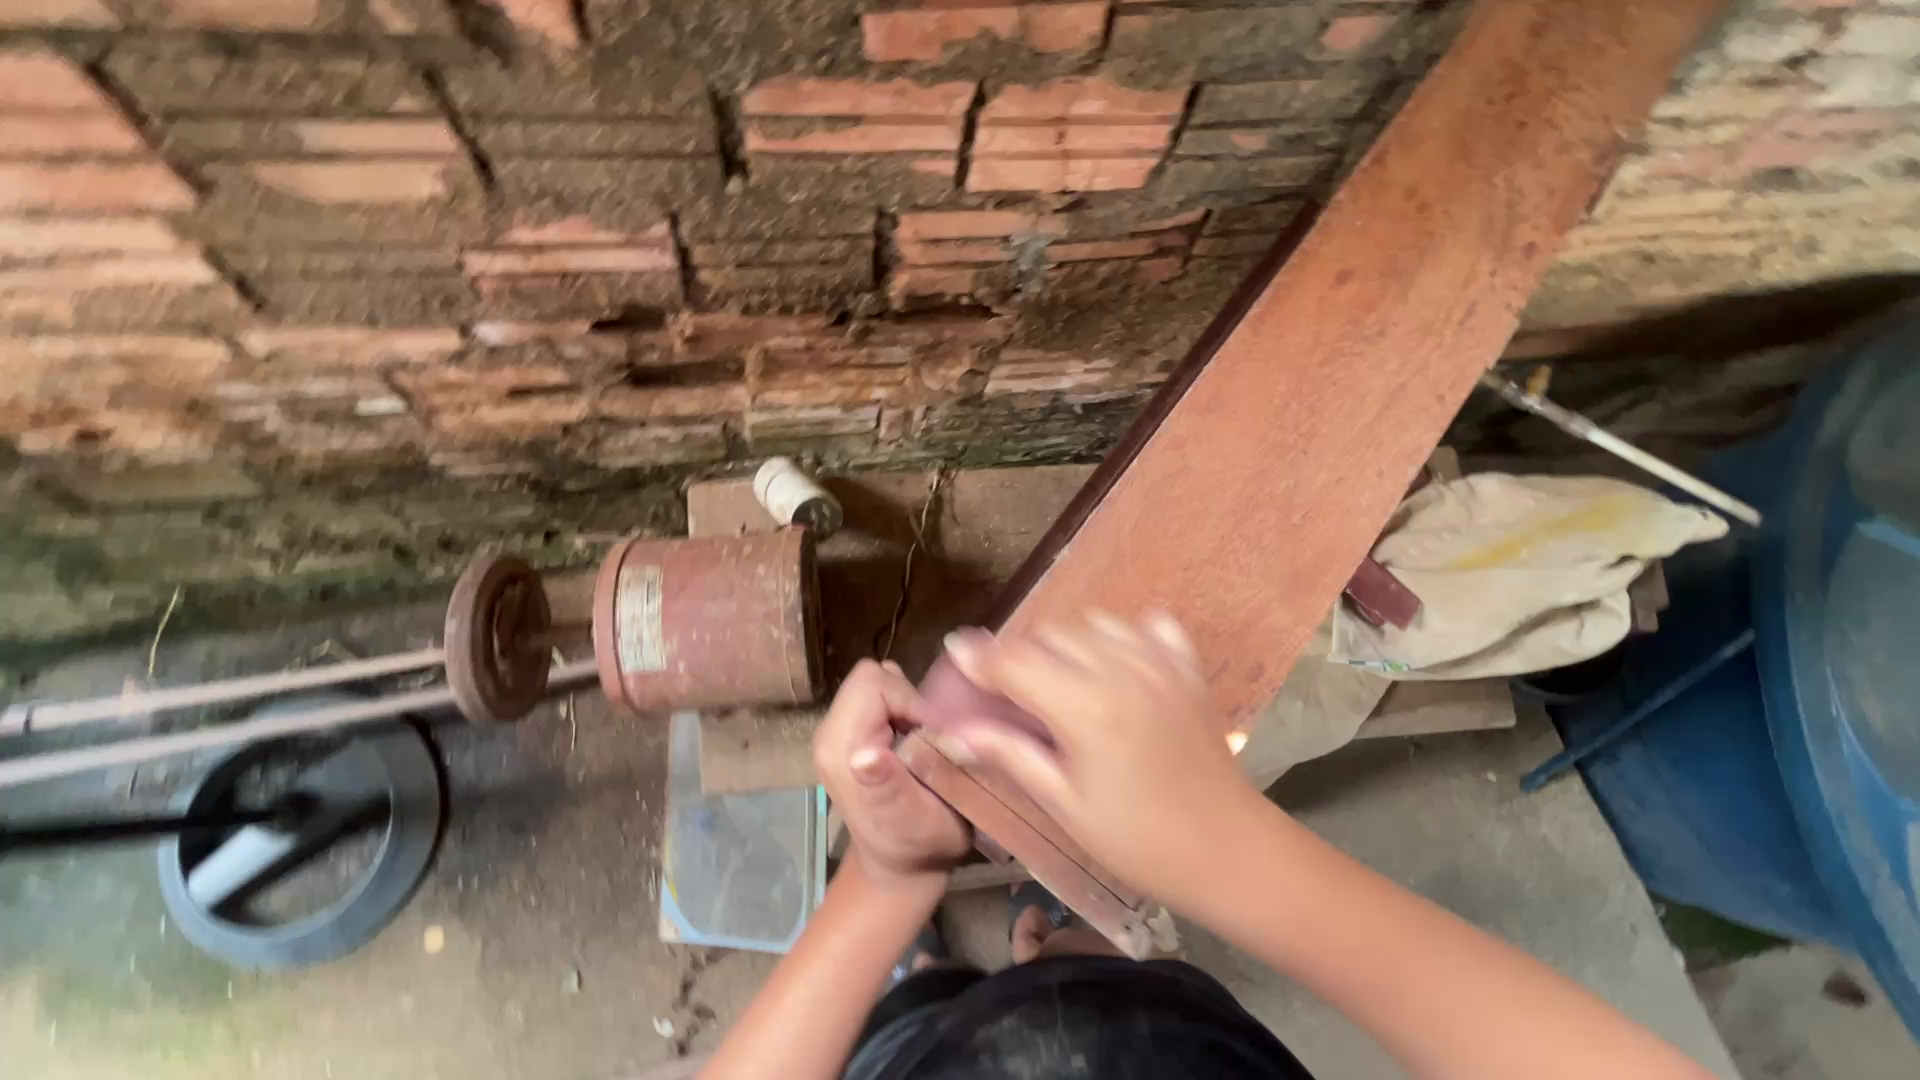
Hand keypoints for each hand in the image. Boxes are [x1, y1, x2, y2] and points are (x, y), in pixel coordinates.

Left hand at [813, 660, 971, 884]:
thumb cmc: (919, 845)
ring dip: (906, 704)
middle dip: (908, 699)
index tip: (931, 735)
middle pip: (871, 676)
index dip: (910, 700)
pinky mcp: (850, 732)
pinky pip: (879, 695)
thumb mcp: (912, 820)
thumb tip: (864, 757)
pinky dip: (901, 708)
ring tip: (920, 741)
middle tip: (928, 738)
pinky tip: (912, 740)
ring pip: (876, 681)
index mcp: (840, 749)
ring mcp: (837, 731)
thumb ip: (888, 785)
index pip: (873, 683)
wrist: (902, 866)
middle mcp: (830, 733)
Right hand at [939, 611, 1266, 909]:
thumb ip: (1011, 755)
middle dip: (1021, 654)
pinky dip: (1121, 634)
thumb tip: (957, 732)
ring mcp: (1160, 663)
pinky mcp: (1187, 668)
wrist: (1229, 851)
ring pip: (1093, 623)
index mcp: (1086, 708)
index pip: (1016, 663)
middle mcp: (1121, 670)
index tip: (955, 652)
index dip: (980, 657)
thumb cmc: (1139, 841)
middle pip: (1051, 635)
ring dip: (1066, 642)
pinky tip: (1114, 664)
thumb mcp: (1065, 805)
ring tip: (1059, 679)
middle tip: (1009, 688)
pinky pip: (1146, 625)